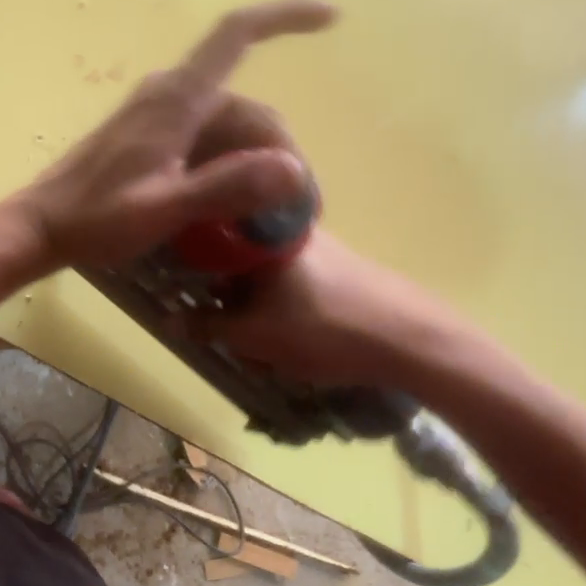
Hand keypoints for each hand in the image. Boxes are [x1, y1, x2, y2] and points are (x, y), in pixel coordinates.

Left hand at [10, 0, 334, 267]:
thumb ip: (224, 188)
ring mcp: (154, 114)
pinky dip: (226, 162)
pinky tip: (229, 201)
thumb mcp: (162, 208)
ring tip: (266, 213)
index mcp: (175, 99)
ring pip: (225, 124)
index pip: (234, 35)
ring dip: (252, 160)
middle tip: (292, 206)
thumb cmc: (95, 218)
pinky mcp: (145, 135)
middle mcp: (168, 94)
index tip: (329, 18)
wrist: (40, 225)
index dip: (283, 17)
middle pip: (244, 104)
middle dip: (276, 147)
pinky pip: (203, 137)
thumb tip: (292, 170)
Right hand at [202, 230, 470, 387]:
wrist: (417, 344)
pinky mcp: (349, 272)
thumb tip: (168, 319)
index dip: (192, 273)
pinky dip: (288, 315)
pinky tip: (300, 346)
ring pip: (269, 282)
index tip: (185, 301)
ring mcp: (325, 250)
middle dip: (230, 306)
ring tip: (269, 353)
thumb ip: (206, 327)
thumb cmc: (324, 331)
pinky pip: (298, 289)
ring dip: (259, 316)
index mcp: (266, 234)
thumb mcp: (253, 336)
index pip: (210, 242)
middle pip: (240, 266)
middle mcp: (294, 232)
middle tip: (234, 341)